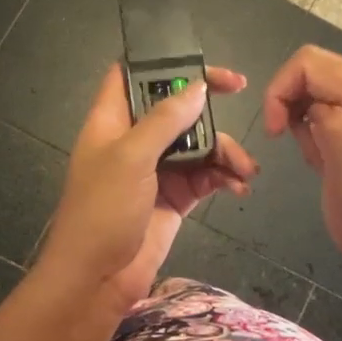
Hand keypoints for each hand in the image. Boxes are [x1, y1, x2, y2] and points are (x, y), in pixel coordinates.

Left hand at [38, 65, 256, 308]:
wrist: (97, 279)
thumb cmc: (103, 211)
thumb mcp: (130, 157)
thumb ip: (165, 120)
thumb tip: (198, 87)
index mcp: (112, 121)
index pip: (132, 75)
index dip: (164, 63)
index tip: (200, 61)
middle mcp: (134, 141)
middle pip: (175, 107)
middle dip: (207, 106)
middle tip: (242, 95)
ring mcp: (156, 170)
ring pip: (197, 143)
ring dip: (224, 150)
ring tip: (244, 170)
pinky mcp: (175, 198)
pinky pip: (206, 177)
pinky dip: (224, 178)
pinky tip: (239, 187)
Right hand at [262, 45, 341, 269]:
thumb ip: (341, 137)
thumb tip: (319, 107)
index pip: (310, 63)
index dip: (280, 92)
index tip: (275, 133)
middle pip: (312, 69)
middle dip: (290, 106)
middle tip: (299, 150)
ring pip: (316, 85)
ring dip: (301, 119)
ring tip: (318, 159)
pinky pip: (326, 100)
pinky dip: (313, 125)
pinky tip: (325, 157)